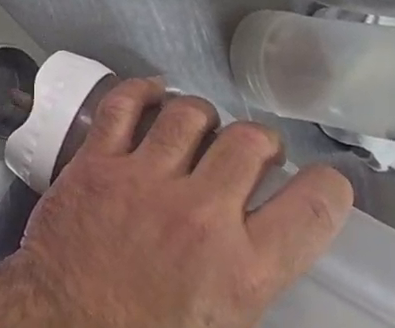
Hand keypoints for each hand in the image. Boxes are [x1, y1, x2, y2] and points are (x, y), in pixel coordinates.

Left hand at [4, 78, 352, 327]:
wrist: (66, 320)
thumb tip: (269, 249)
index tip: (322, 180)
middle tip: (252, 149)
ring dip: (202, 114)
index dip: (329, 186)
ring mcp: (143, 180)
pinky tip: (152, 91)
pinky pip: (121, 106)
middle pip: (246, 143)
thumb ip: (253, 278)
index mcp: (244, 266)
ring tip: (203, 125)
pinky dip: (140, 90)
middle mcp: (200, 213)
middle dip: (258, 139)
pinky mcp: (95, 161)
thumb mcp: (226, 322)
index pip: (312, 208)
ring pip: (187, 115)